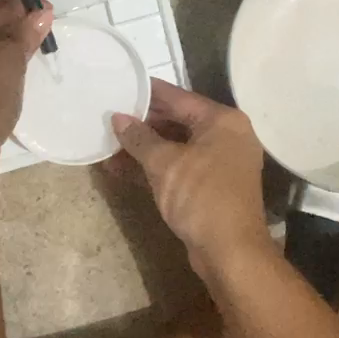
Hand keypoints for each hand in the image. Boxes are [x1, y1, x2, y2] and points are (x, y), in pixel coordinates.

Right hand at [110, 80, 270, 269]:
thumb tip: (117, 118)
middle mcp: (226, 136)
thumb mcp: (164, 164)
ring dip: (144, 148)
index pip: (179, 97)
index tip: (121, 85)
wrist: (230, 251)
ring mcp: (220, 163)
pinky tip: (121, 168)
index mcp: (222, 121)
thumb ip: (139, 138)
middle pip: (178, 120)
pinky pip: (179, 167)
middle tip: (109, 118)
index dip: (148, 93)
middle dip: (143, 123)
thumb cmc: (200, 197)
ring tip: (108, 145)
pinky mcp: (211, 186)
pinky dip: (154, 168)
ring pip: (176, 146)